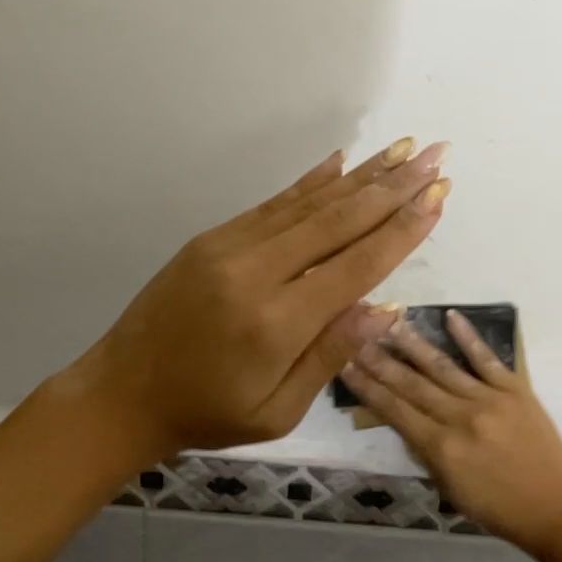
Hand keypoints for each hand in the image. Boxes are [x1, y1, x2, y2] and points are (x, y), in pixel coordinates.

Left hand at [71, 138, 451, 455]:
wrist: (123, 391)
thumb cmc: (206, 413)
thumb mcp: (276, 411)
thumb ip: (331, 356)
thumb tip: (386, 306)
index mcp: (277, 323)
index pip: (356, 265)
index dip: (402, 229)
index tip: (439, 195)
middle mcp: (257, 271)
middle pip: (339, 220)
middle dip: (394, 186)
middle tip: (436, 154)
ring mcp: (232, 246)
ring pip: (310, 203)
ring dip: (362, 174)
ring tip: (403, 148)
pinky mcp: (214, 236)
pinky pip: (274, 203)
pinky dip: (312, 182)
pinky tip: (342, 161)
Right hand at [340, 310, 561, 554]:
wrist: (556, 507)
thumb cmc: (499, 508)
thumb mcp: (451, 491)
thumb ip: (426, 453)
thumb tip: (403, 421)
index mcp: (442, 448)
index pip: (396, 410)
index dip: (368, 388)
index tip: (346, 365)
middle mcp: (460, 417)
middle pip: (412, 383)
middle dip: (381, 361)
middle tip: (357, 337)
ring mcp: (488, 398)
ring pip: (442, 365)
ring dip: (413, 344)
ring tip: (390, 323)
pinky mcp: (513, 388)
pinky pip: (485, 358)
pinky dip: (468, 336)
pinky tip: (449, 317)